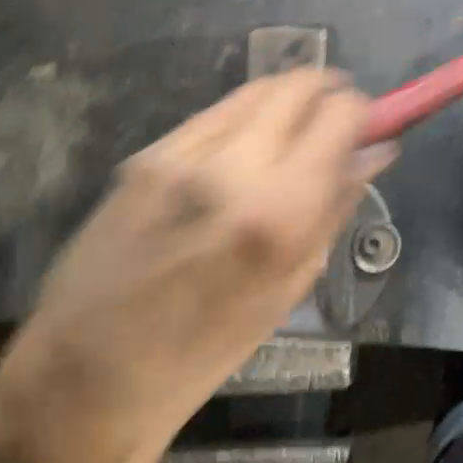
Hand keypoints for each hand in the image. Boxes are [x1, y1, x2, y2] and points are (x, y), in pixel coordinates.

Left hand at [0, 69, 395, 462]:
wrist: (86, 376)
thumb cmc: (206, 350)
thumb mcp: (291, 287)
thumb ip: (335, 207)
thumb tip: (376, 152)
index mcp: (279, 212)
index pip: (340, 115)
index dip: (362, 112)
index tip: (367, 127)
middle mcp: (232, 168)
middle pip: (296, 86)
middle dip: (326, 93)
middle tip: (336, 118)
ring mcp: (180, 155)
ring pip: (254, 91)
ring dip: (285, 100)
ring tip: (293, 129)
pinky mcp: (145, 156)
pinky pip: (213, 115)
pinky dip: (243, 119)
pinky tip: (244, 149)